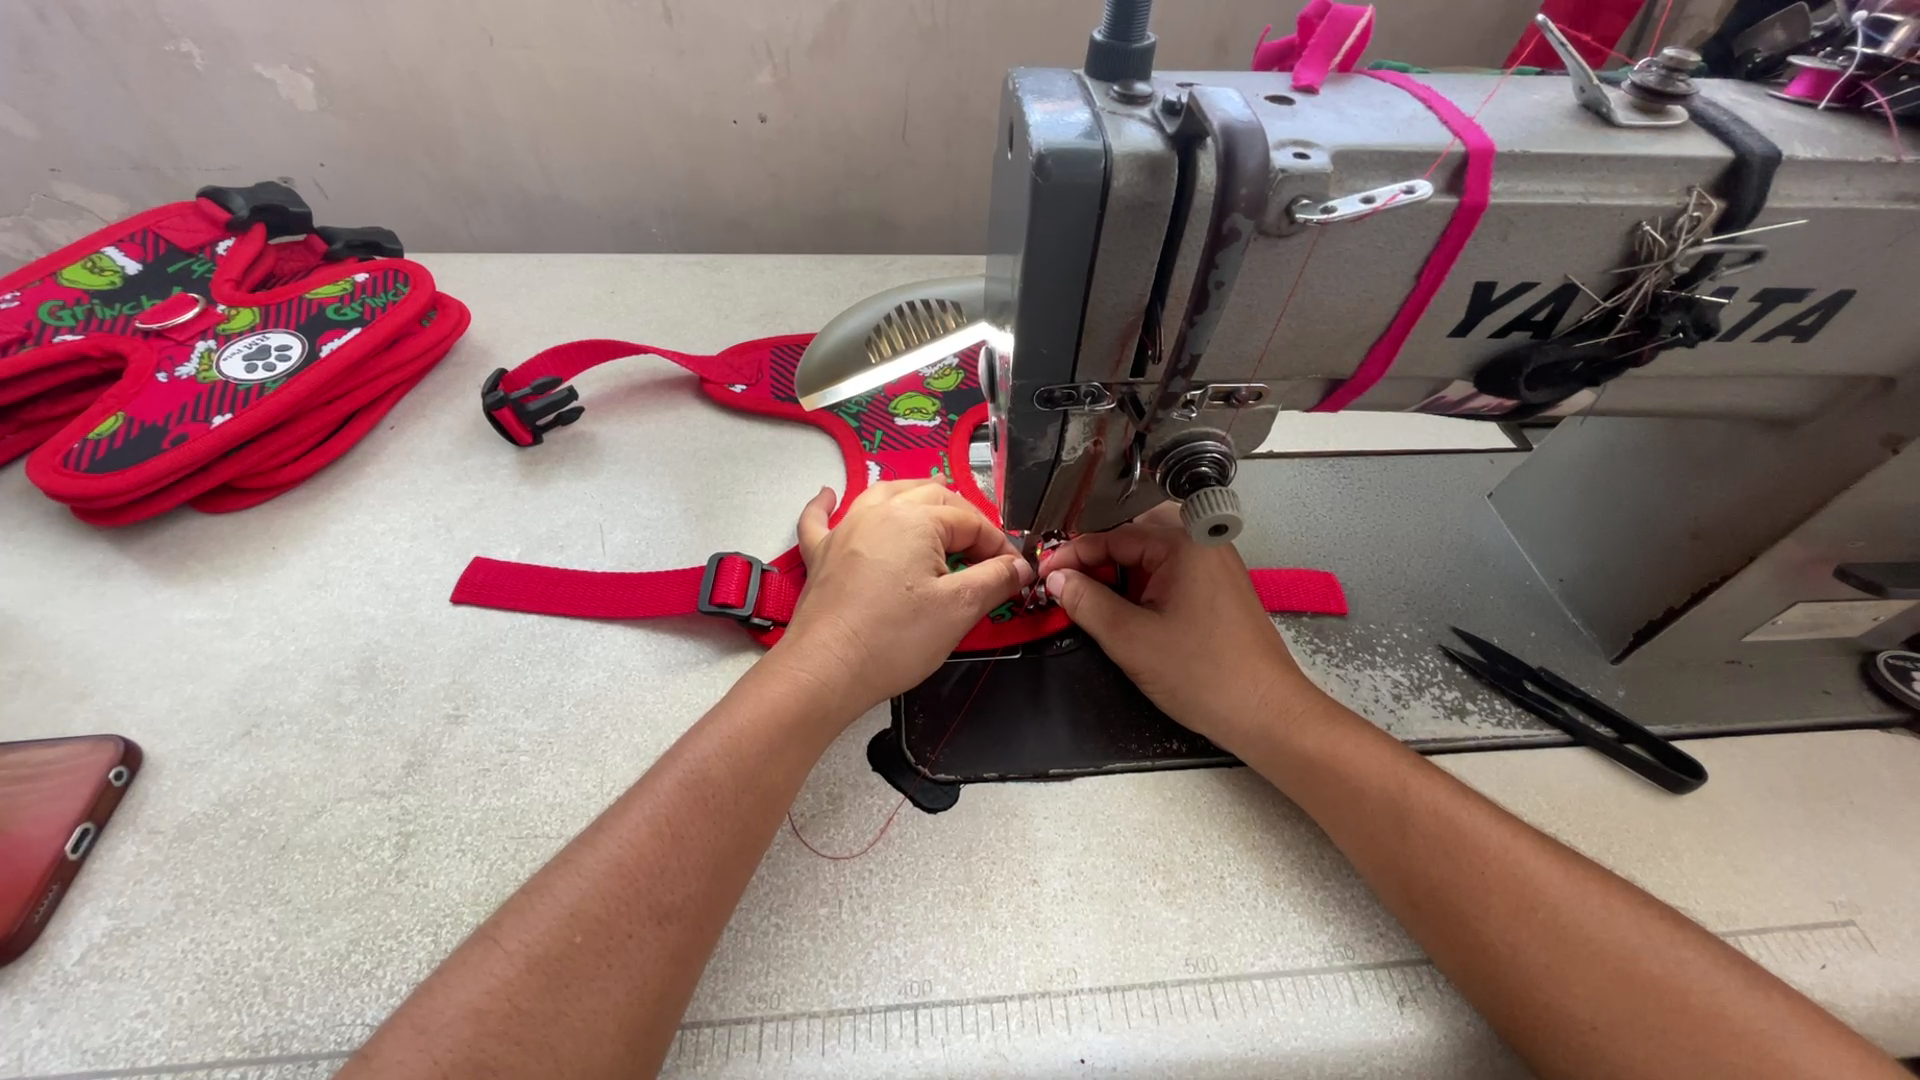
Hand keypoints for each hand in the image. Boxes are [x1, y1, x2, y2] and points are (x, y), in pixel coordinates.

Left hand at [776, 480, 1034, 714]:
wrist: (828, 668)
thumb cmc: (895, 639)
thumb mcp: (959, 609)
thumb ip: (995, 580)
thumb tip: (1020, 567)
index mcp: (917, 519)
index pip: (971, 521)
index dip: (998, 546)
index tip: (1012, 574)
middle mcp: (880, 512)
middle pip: (932, 496)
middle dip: (964, 517)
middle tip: (984, 552)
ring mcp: (845, 530)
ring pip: (884, 495)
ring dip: (912, 494)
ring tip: (933, 501)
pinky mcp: (821, 554)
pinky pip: (820, 519)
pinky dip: (826, 505)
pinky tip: (828, 495)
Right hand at [1041, 505, 1322, 747]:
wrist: (1266, 715)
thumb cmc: (1204, 675)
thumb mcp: (1130, 639)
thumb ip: (1086, 602)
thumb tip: (1056, 579)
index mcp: (1185, 544)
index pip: (1113, 535)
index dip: (1073, 555)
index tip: (1045, 574)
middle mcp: (1204, 544)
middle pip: (1133, 537)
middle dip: (1096, 560)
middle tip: (1063, 585)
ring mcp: (1215, 566)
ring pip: (1152, 556)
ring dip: (1118, 574)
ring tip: (1089, 600)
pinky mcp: (1219, 589)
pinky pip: (1171, 573)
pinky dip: (1142, 586)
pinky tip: (1124, 610)